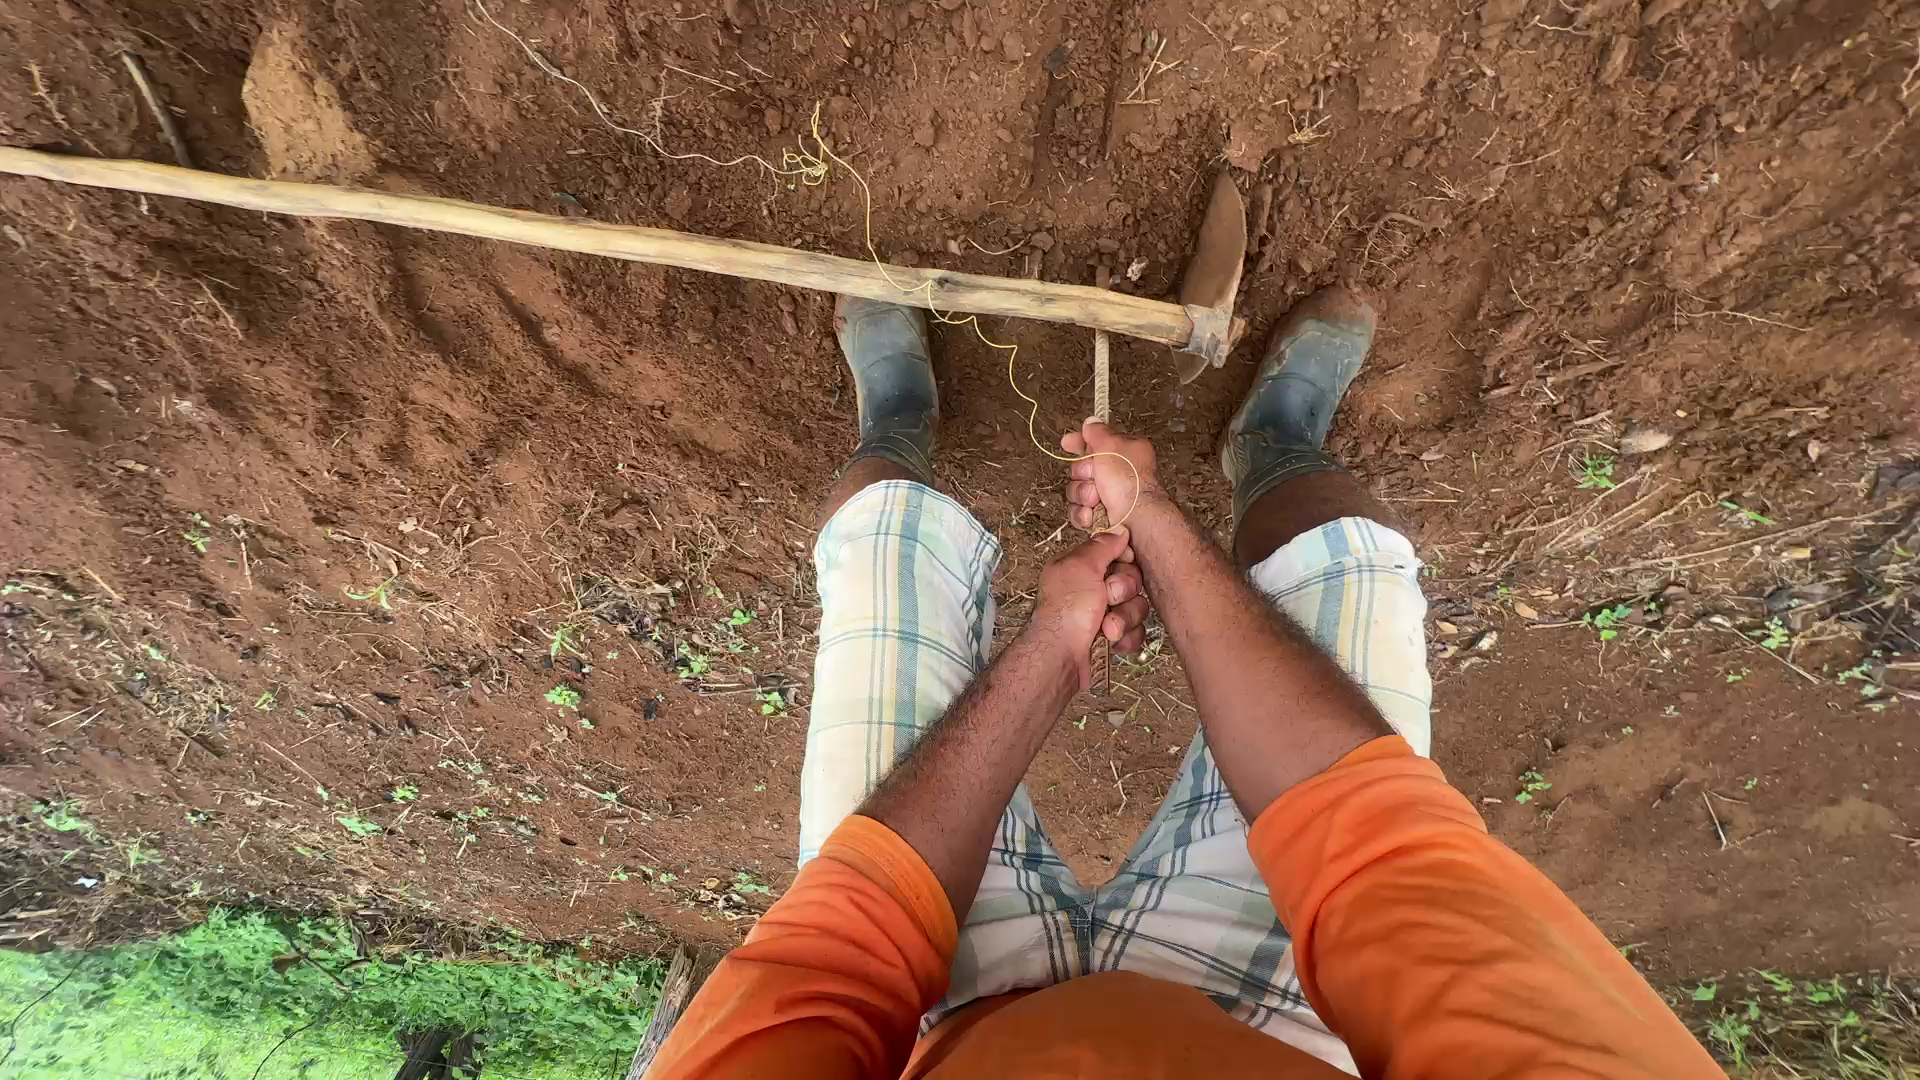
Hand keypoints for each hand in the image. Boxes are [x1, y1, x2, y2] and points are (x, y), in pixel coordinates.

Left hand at [1028, 528, 1149, 688]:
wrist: (1061, 658)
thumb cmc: (1066, 610)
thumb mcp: (1080, 566)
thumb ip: (1101, 546)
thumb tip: (1119, 532)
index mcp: (1078, 568)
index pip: (1115, 554)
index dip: (1124, 560)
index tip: (1123, 563)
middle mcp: (1089, 589)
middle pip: (1130, 580)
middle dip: (1124, 591)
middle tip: (1108, 599)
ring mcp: (1100, 615)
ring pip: (1136, 606)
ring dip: (1124, 617)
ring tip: (1107, 628)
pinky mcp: (1111, 639)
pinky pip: (1135, 631)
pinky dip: (1126, 637)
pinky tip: (1113, 642)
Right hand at [1062, 419, 1163, 529]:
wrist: (1133, 518)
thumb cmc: (1128, 480)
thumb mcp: (1112, 445)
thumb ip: (1098, 431)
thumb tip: (1090, 421)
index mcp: (1123, 453)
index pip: (1094, 443)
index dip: (1079, 443)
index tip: (1067, 443)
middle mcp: (1115, 473)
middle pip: (1079, 468)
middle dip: (1083, 474)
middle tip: (1094, 476)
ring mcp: (1106, 496)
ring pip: (1076, 491)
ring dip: (1083, 495)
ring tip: (1097, 499)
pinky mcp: (1098, 515)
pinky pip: (1077, 511)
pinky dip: (1083, 513)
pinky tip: (1092, 513)